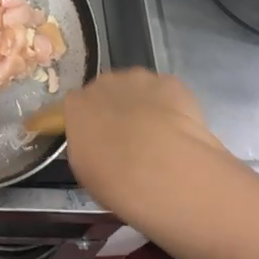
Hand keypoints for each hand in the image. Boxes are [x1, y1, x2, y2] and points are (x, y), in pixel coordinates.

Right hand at [64, 68, 238, 220]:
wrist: (159, 170)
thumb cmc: (113, 179)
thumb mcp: (85, 169)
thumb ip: (87, 145)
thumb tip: (97, 144)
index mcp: (77, 105)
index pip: (79, 106)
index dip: (93, 122)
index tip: (102, 139)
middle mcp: (104, 83)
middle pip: (109, 91)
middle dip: (119, 109)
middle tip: (133, 139)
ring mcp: (138, 79)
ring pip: (140, 88)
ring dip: (146, 104)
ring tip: (161, 136)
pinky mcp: (169, 83)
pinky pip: (168, 92)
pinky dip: (174, 106)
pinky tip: (181, 129)